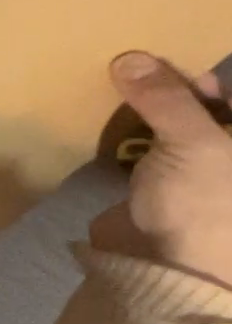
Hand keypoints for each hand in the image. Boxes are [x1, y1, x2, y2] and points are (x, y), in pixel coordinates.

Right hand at [92, 52, 231, 289]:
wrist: (164, 267)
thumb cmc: (205, 207)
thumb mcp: (195, 146)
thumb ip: (166, 100)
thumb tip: (131, 56)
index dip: (204, 79)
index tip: (161, 59)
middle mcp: (229, 162)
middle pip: (206, 112)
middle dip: (170, 91)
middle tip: (129, 68)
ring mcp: (202, 176)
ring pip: (174, 128)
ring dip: (145, 110)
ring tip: (111, 88)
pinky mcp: (163, 187)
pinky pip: (149, 148)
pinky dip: (129, 134)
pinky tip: (104, 122)